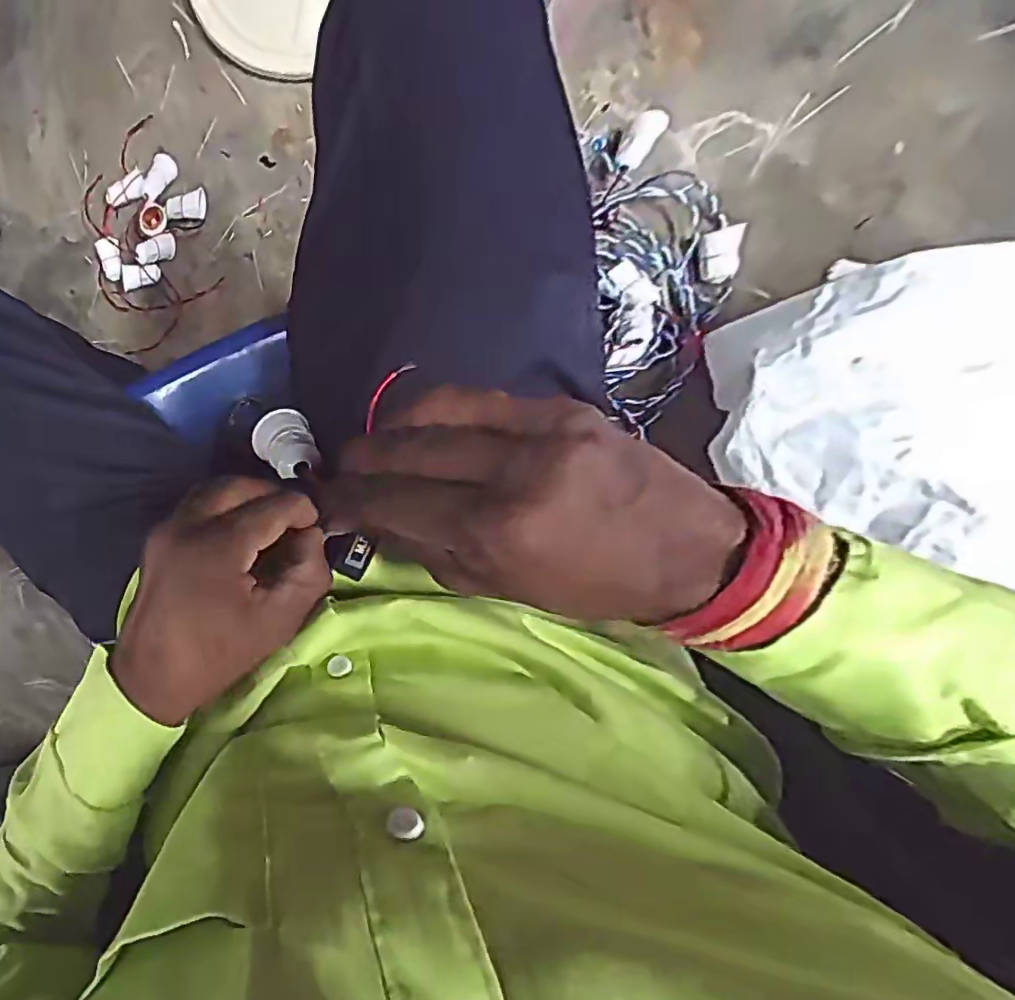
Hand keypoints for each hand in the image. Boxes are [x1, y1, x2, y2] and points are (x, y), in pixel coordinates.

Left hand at [111, 477, 331, 725]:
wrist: (152, 676)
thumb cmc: (218, 654)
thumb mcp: (279, 620)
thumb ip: (308, 571)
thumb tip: (311, 537)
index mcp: (217, 543)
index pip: (272, 505)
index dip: (302, 510)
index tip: (315, 527)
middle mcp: (186, 524)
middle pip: (237, 485)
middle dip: (271, 495)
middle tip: (294, 520)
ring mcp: (166, 529)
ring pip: (211, 490)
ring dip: (244, 497)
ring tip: (268, 525)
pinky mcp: (156, 539)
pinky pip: (194, 506)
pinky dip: (221, 507)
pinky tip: (238, 534)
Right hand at [322, 386, 746, 623]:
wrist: (690, 550)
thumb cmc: (585, 584)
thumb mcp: (495, 585)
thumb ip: (424, 549)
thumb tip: (372, 519)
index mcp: (497, 529)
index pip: (395, 501)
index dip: (348, 500)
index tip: (324, 502)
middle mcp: (515, 471)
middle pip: (406, 450)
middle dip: (359, 460)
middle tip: (340, 470)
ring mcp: (542, 430)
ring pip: (434, 410)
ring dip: (389, 426)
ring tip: (375, 444)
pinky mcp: (562, 407)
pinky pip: (476, 399)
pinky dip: (433, 412)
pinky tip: (420, 427)